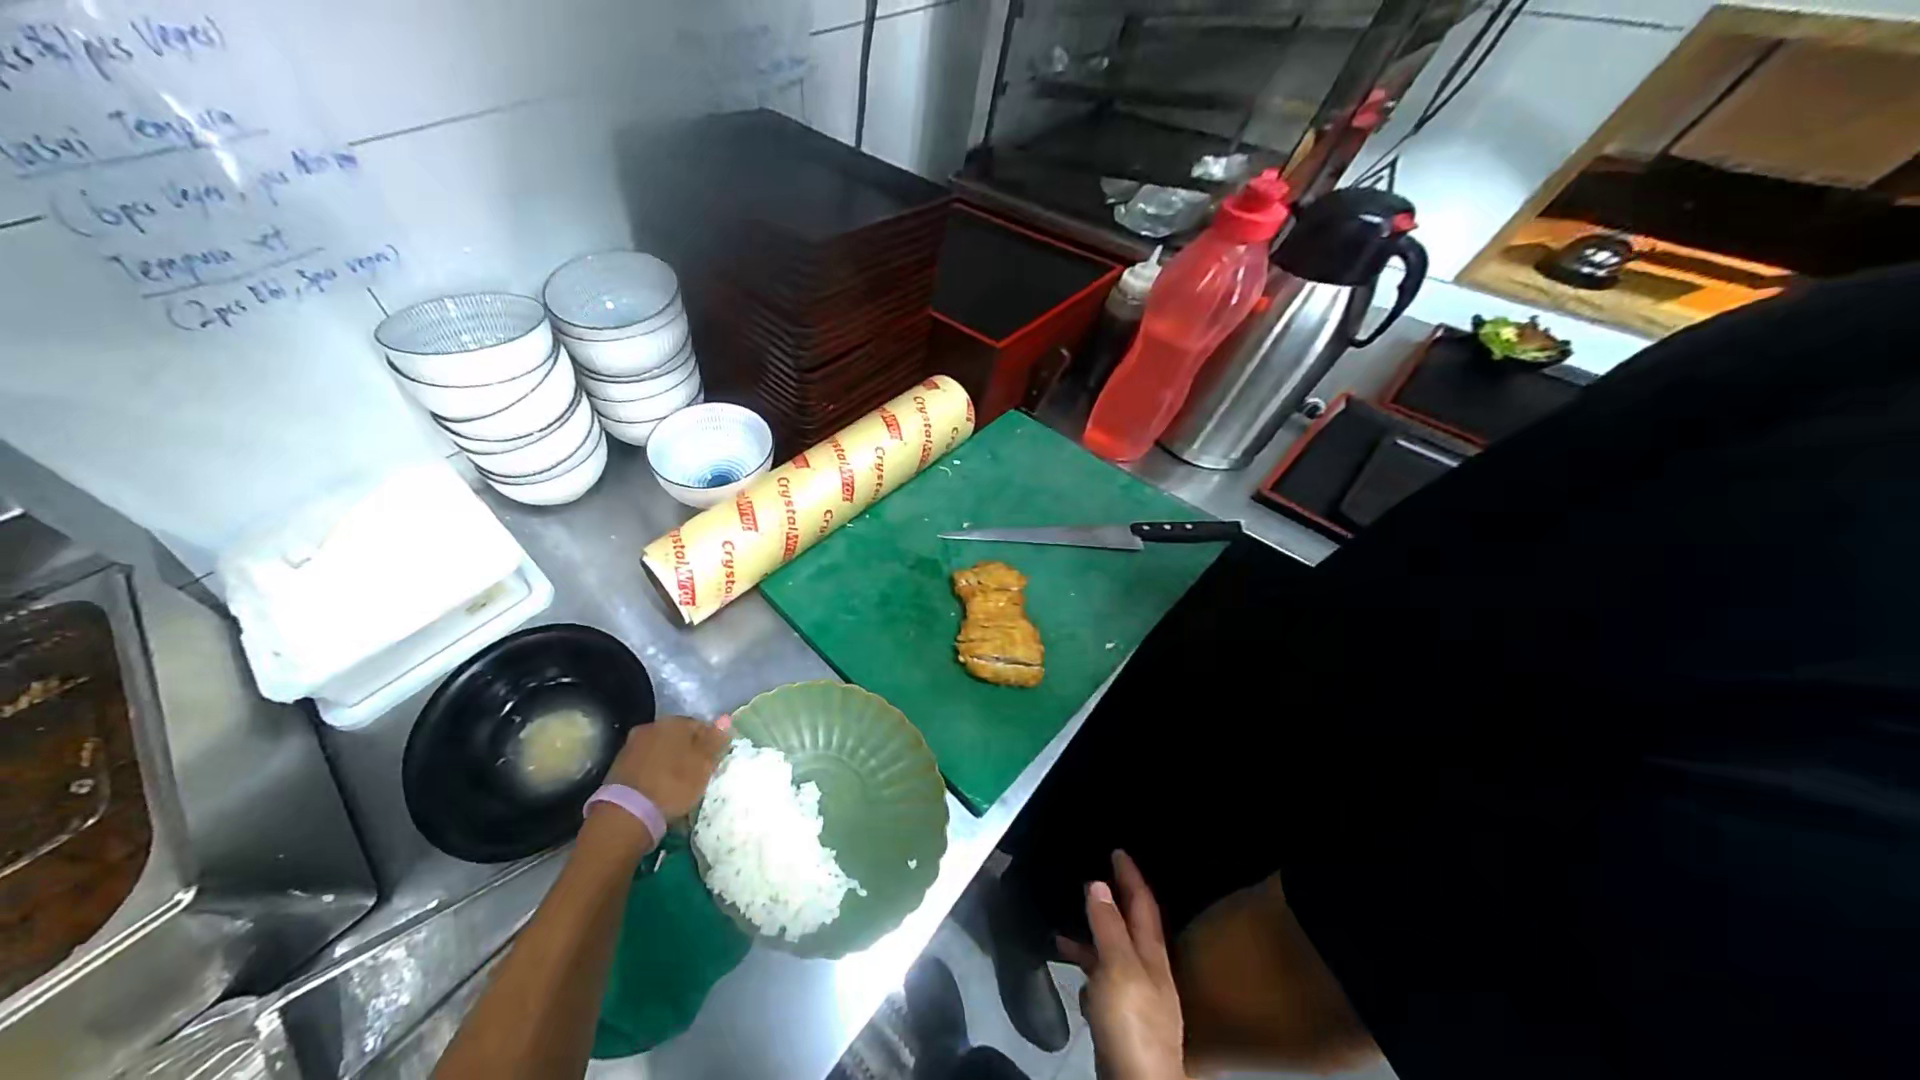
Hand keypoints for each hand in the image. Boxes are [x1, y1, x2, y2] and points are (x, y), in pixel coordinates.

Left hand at [605, 714, 730, 820]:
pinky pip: (645, 763)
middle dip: (688, 750)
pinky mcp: (618, 766)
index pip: (700, 725)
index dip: (710, 743)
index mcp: (673, 722)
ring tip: (678, 782)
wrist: (626, 814)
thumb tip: (726, 717)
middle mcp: (650, 727)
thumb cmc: (673, 786)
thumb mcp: (704, 765)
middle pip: (677, 736)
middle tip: (697, 771)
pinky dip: (654, 771)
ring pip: (660, 748)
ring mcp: (631, 745)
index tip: (713, 760)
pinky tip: (659, 787)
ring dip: (670, 760)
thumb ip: (715, 740)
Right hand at [1059, 851, 1189, 1079]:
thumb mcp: (1118, 967)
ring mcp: (1137, 999)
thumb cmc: (1132, 1021)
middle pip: (1131, 927)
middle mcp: (1148, 972)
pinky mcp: (1122, 1022)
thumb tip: (1098, 884)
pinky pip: (1103, 984)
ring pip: (1113, 956)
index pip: (1142, 904)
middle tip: (1092, 879)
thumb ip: (1108, 926)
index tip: (1117, 850)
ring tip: (1064, 932)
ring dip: (1093, 938)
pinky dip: (1088, 972)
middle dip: (1114, 902)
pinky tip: (1074, 979)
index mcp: (1151, 954)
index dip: (1130, 876)